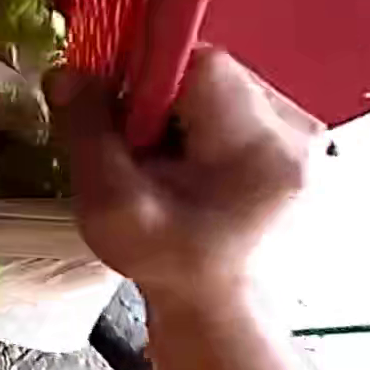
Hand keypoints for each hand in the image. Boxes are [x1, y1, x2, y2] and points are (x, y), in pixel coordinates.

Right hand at [50, 47, 322, 304]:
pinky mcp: (296, 142)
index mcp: (258, 148)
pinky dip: (198, 122)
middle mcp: (297, 130)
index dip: (144, 74)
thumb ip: (86, 134)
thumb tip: (64, 72)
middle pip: (209, 72)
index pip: (199, 63)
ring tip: (159, 160)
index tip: (114, 111)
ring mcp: (304, 135)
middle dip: (157, 98)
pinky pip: (234, 104)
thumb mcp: (110, 205)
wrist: (220, 305)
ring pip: (219, 86)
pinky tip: (185, 164)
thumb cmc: (166, 261)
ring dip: (176, 110)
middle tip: (131, 146)